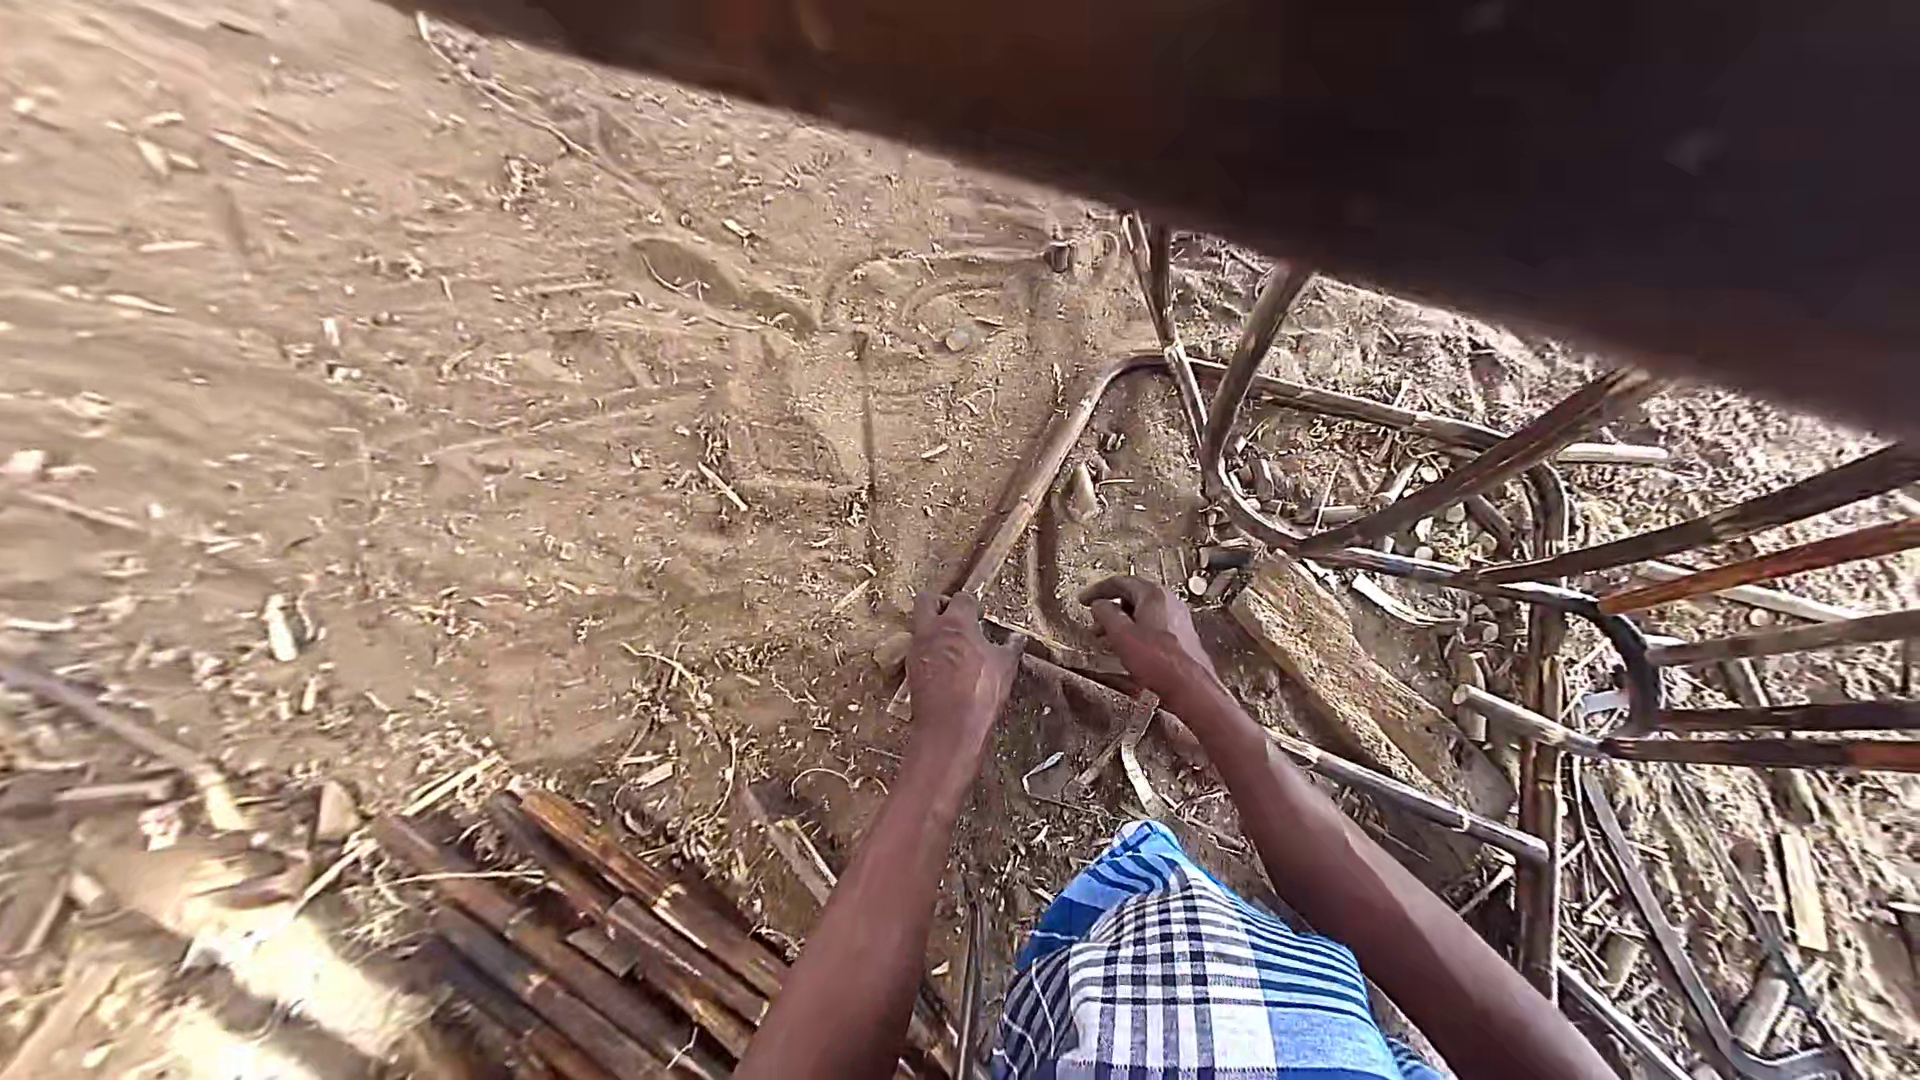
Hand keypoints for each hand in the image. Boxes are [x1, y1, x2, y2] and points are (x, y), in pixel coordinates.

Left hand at [906, 593, 1022, 775]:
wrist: (950, 728)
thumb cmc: (980, 692)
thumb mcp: (1005, 667)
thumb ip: (1010, 647)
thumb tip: (1017, 638)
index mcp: (956, 623)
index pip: (962, 598)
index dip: (973, 606)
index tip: (981, 617)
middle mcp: (931, 630)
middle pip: (927, 600)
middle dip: (941, 603)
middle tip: (957, 618)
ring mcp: (917, 649)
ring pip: (920, 626)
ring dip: (934, 629)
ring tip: (953, 646)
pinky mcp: (910, 669)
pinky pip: (918, 650)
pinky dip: (929, 652)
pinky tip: (945, 667)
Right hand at [1078, 575, 1221, 703]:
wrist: (1190, 687)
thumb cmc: (1158, 661)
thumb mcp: (1121, 634)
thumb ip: (1106, 614)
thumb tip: (1099, 605)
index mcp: (1153, 595)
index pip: (1120, 582)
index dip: (1098, 590)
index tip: (1085, 599)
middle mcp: (1169, 602)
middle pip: (1133, 596)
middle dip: (1110, 608)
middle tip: (1095, 620)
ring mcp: (1178, 619)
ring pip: (1143, 612)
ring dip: (1122, 622)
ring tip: (1108, 637)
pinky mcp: (1182, 637)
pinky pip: (1153, 626)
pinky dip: (1136, 631)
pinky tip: (1128, 649)